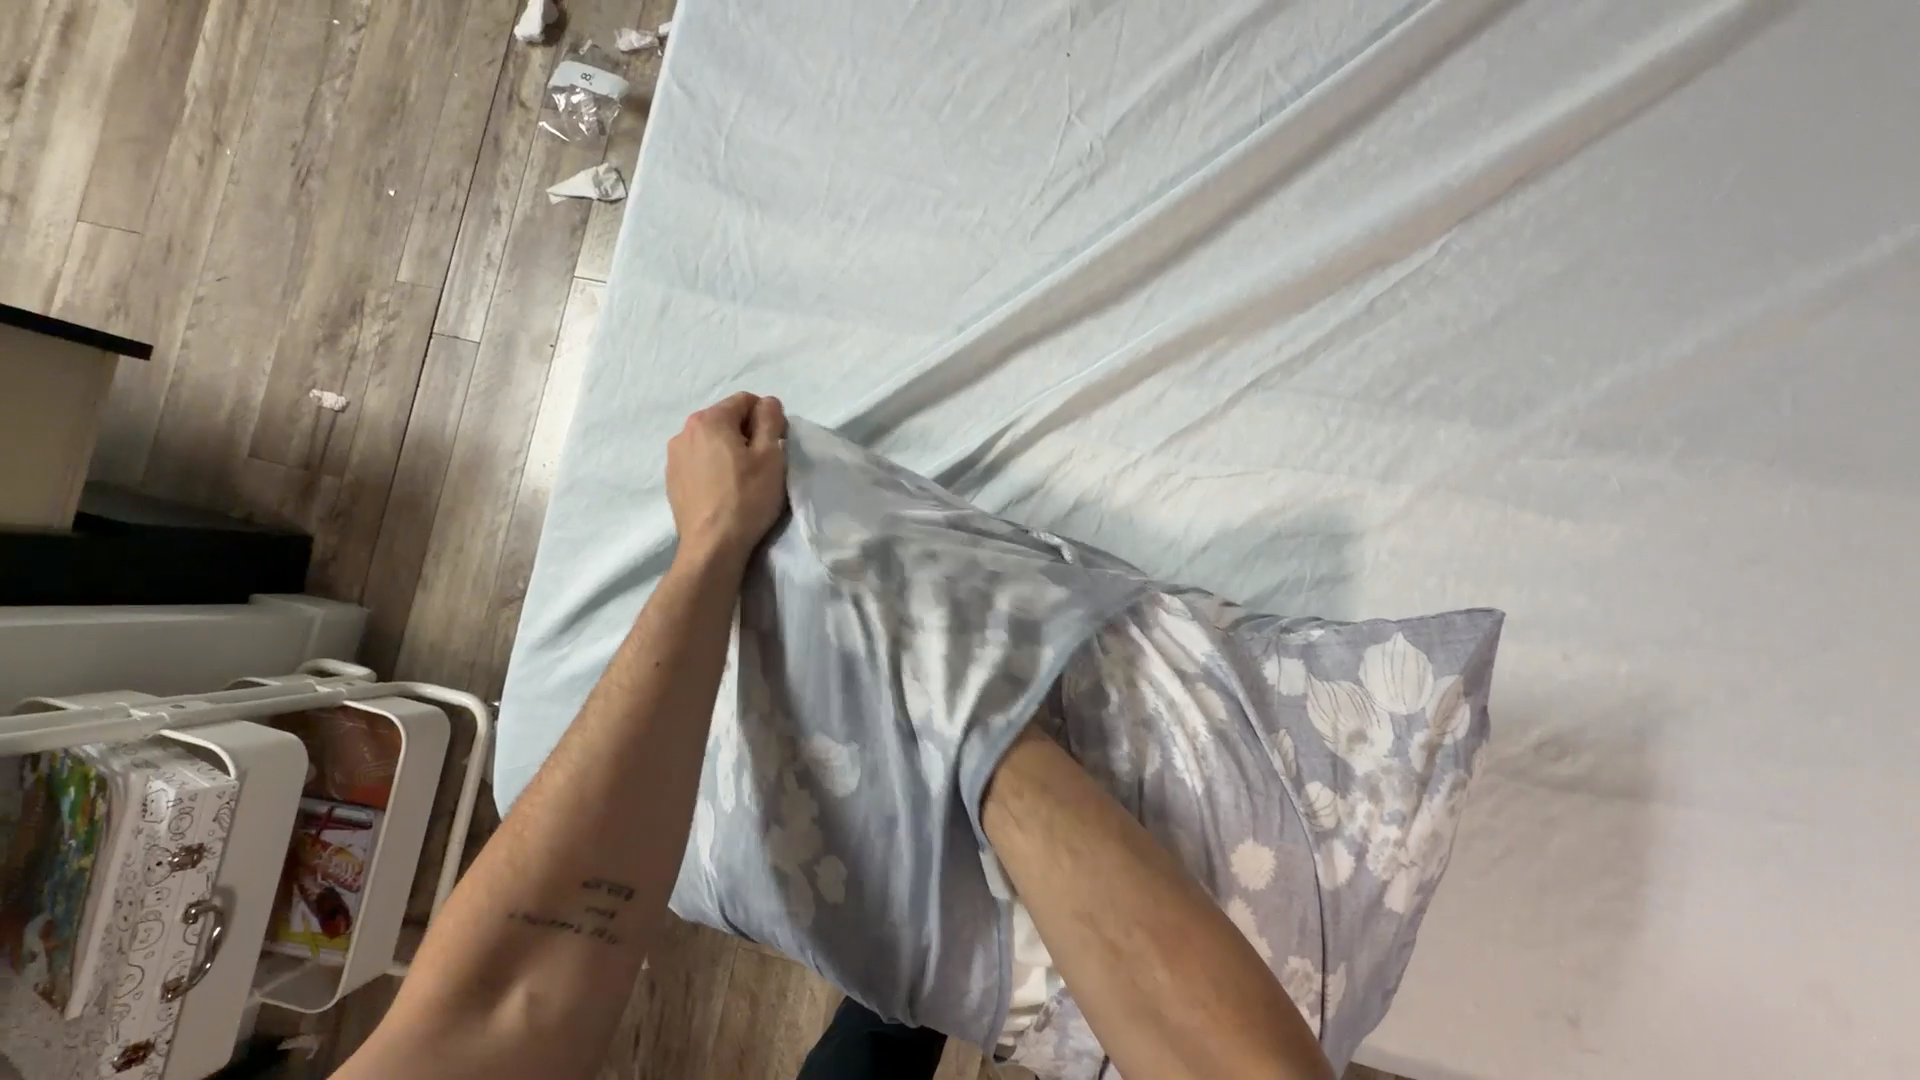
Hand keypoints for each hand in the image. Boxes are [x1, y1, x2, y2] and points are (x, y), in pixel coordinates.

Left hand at [666, 393, 788, 566]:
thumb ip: (770, 420)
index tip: (775, 445)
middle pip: (725, 420)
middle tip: (762, 464)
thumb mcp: (770, 455)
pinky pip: (699, 463)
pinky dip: (713, 469)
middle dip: (746, 434)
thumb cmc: (747, 498)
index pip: (745, 401)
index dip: (766, 418)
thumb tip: (767, 403)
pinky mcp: (672, 481)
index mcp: (709, 420)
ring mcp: (674, 458)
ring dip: (728, 452)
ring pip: (710, 442)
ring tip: (742, 480)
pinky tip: (724, 492)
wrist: (712, 546)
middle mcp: (685, 432)